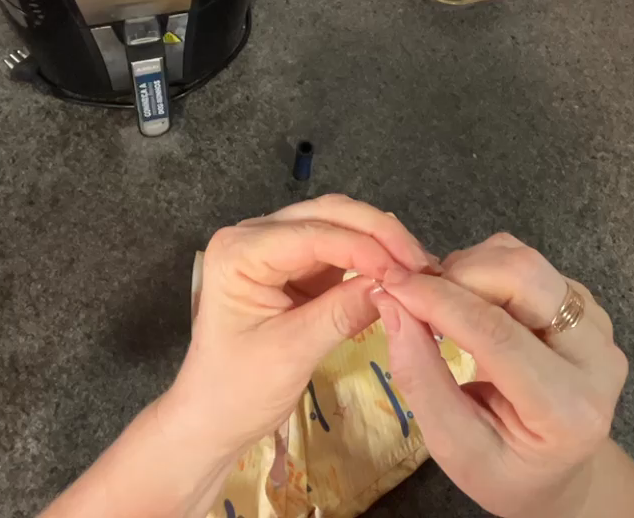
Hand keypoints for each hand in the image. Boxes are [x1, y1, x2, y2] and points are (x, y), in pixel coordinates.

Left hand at [170, 194, 436, 455]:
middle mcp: (255, 234)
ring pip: (338, 222)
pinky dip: (370, 256)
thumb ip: (341, 312)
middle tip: (421, 265)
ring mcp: (276, 244)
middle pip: (328, 214)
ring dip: (379, 241)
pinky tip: (397, 272)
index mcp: (239, 250)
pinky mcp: (297, 262)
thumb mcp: (291, 353)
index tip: (407, 272)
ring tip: (417, 268)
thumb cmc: (238, 390)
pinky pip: (340, 245)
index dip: (364, 248)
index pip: (312, 235)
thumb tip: (395, 286)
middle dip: (378, 235)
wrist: (212, 419)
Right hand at [374, 234, 632, 517]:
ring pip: (523, 259)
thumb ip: (421, 377)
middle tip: (419, 296)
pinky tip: (469, 300)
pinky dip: (484, 267)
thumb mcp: (455, 448)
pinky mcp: (582, 300)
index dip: (439, 301)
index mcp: (569, 409)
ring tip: (443, 303)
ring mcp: (595, 321)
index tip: (391, 284)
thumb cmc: (506, 467)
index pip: (497, 334)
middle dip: (459, 273)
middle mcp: (596, 356)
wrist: (560, 468)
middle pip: (523, 276)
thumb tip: (390, 302)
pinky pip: (525, 260)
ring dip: (469, 267)